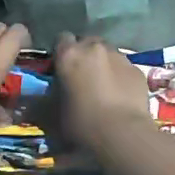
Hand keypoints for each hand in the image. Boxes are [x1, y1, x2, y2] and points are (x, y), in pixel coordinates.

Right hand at [54, 33, 151, 149]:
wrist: (122, 135)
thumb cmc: (81, 123)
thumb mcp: (51, 114)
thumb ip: (43, 100)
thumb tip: (36, 99)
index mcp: (69, 54)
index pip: (60, 39)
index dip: (60, 54)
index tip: (59, 69)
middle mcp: (95, 48)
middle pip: (86, 42)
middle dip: (83, 55)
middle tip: (80, 77)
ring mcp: (120, 57)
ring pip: (107, 53)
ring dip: (102, 65)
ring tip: (102, 87)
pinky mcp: (137, 70)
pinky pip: (124, 68)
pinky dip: (119, 76)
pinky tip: (119, 96)